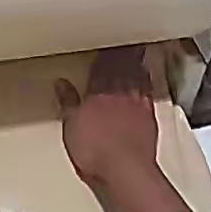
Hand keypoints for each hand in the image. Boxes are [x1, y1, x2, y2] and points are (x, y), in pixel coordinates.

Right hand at [55, 45, 160, 188]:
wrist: (126, 169)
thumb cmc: (94, 149)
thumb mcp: (71, 126)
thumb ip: (67, 102)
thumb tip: (61, 83)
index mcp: (98, 92)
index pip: (100, 67)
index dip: (103, 56)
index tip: (104, 46)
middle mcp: (119, 92)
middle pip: (121, 67)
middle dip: (121, 54)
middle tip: (123, 43)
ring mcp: (136, 102)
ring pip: (136, 74)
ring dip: (135, 62)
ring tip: (136, 51)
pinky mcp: (149, 115)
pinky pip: (148, 90)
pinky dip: (147, 81)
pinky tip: (147, 77)